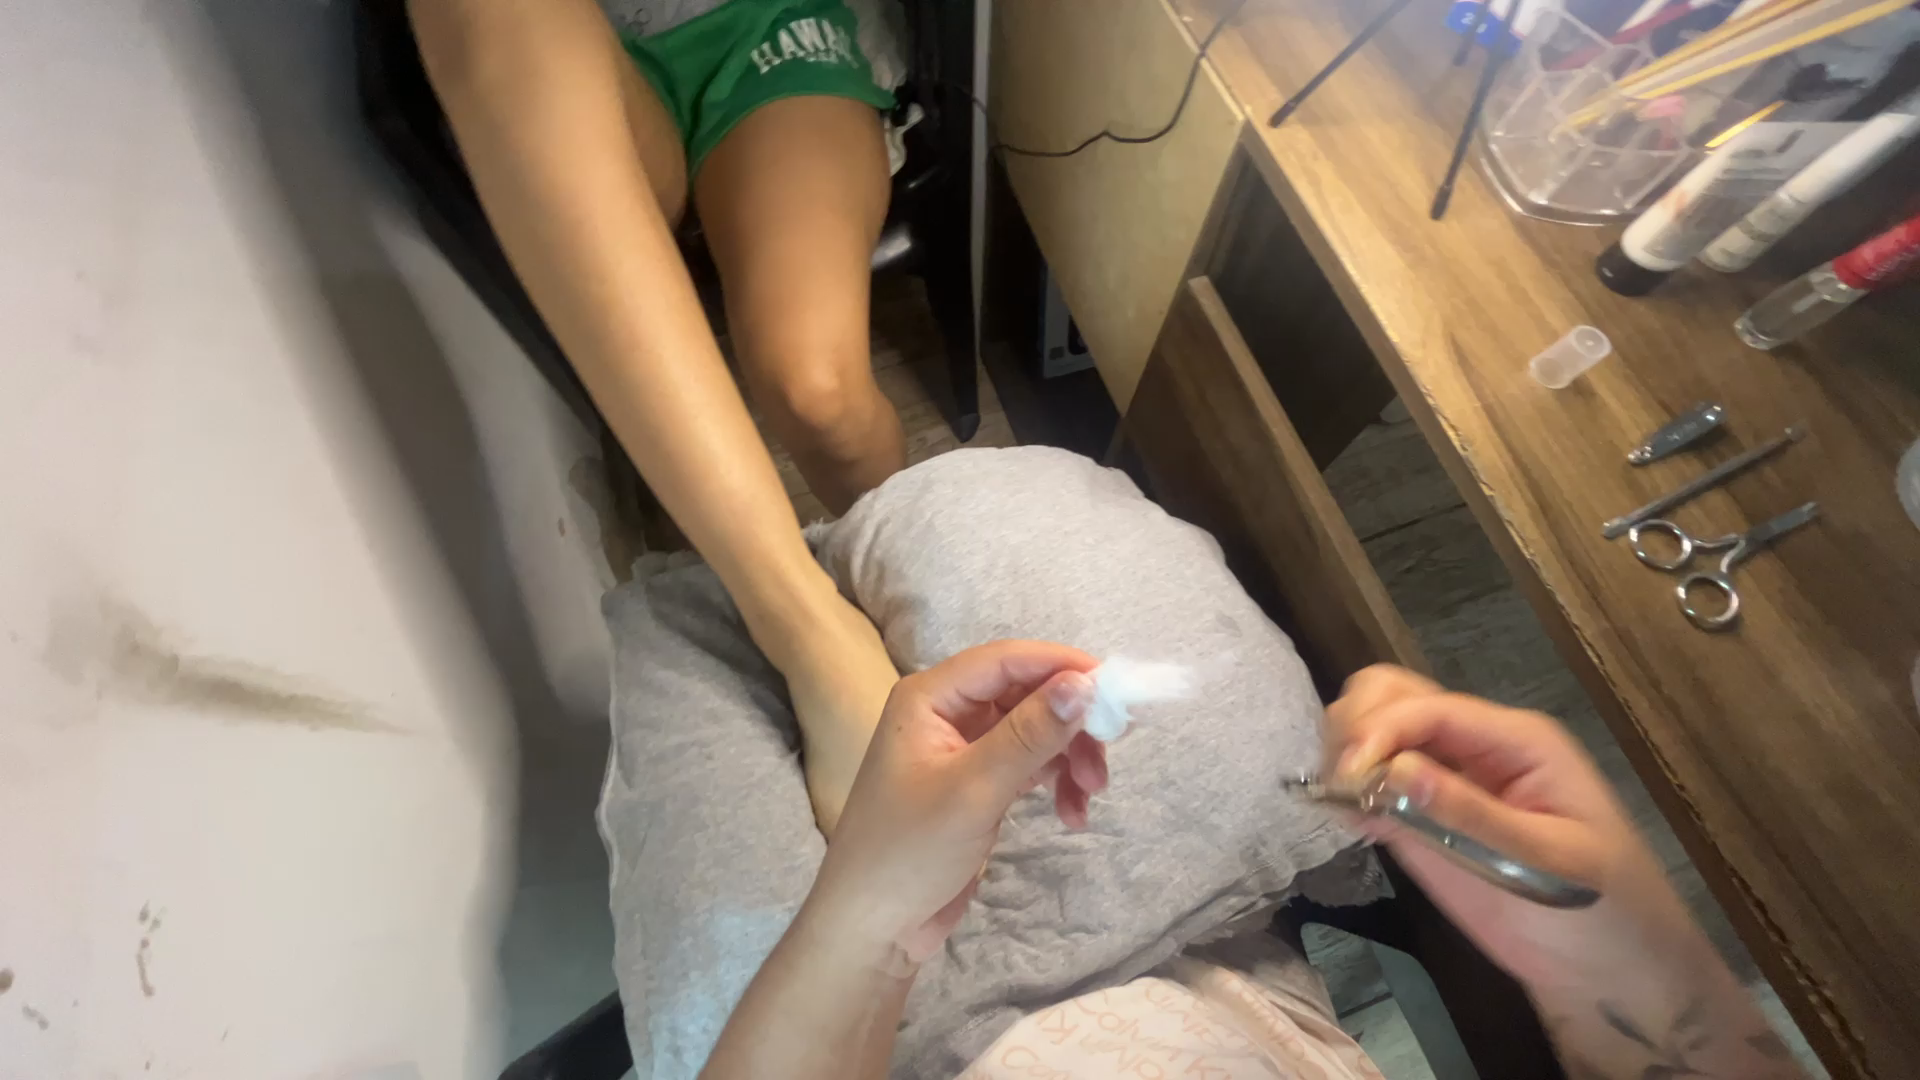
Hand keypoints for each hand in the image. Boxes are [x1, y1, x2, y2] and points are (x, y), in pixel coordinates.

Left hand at [803, 640, 1105, 967]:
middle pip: (1024, 693)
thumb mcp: (974, 789)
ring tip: (1091, 793)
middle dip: (1069, 721)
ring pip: (1032, 728)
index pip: (1004, 661)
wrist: (873, 929)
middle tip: (1110, 750)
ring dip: (1068, 754)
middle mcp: (946, 711)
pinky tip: (1072, 814)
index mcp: (930, 697)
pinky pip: (1027, 762)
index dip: (1059, 665)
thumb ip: (1030, 734)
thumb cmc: (910, 851)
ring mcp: (962, 747)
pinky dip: (1055, 779)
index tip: (1113, 686)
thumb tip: (1084, 683)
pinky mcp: (977, 781)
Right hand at [1325, 665, 1688, 987]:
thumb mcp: (1550, 864)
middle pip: (1389, 692)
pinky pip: (1368, 770)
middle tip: (1344, 780)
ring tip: (1345, 799)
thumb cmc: (1604, 915)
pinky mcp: (1415, 801)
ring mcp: (1439, 768)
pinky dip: (1345, 782)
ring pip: (1370, 720)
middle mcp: (1470, 739)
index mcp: (1514, 739)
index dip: (1380, 731)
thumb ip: (1472, 814)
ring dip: (1343, 748)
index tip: (1350, 776)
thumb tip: (1394, 770)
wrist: (1613, 973)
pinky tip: (1349, 816)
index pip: (1427, 708)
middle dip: (1355, 726)